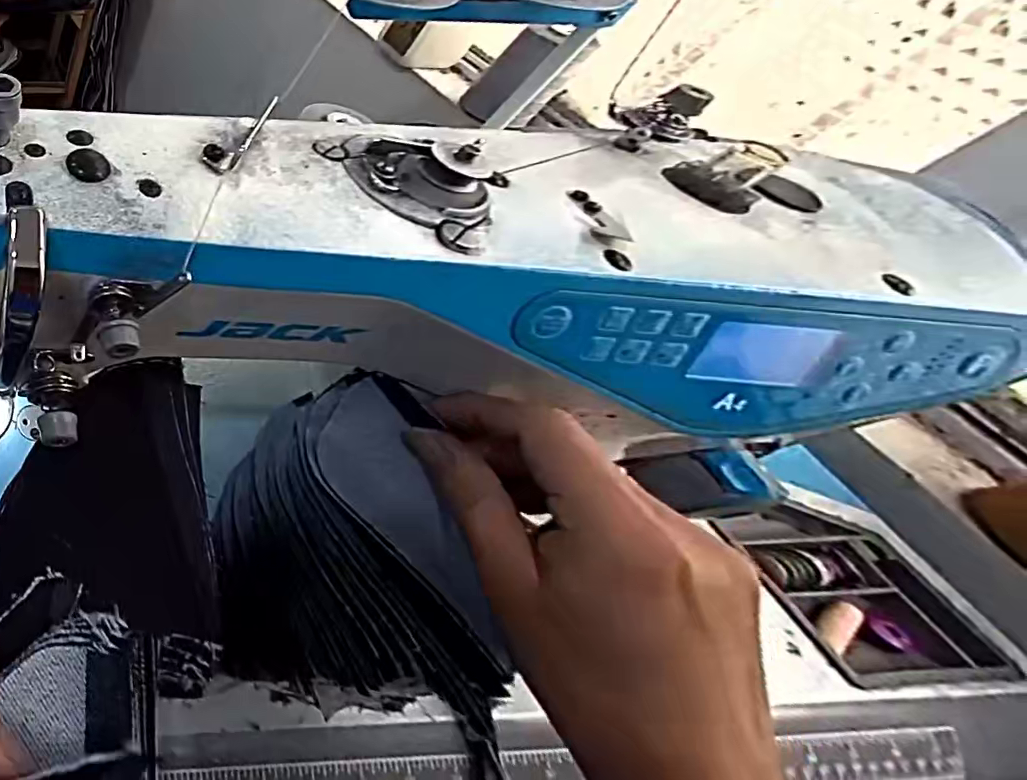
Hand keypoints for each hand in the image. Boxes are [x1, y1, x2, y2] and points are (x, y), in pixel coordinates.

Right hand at [406, 393, 778, 779]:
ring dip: (544, 474)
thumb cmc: (598, 696)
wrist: (691, 777)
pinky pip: (637, 506)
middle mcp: (680, 528)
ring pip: (604, 475)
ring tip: (501, 498)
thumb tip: (433, 443)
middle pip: (575, 448)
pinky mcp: (721, 562)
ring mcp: (711, 544)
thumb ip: (470, 499)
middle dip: (506, 444)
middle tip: (457, 458)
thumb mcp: (510, 587)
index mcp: (625, 532)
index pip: (546, 427)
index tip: (444, 413)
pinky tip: (555, 529)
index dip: (485, 410)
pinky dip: (585, 502)